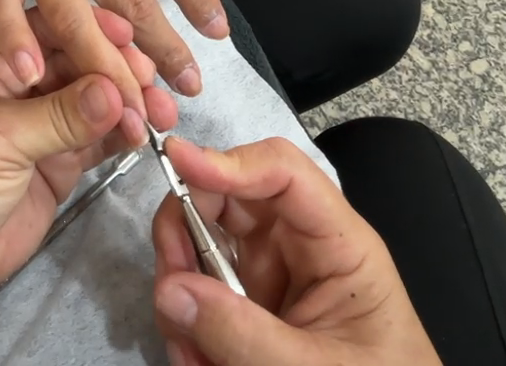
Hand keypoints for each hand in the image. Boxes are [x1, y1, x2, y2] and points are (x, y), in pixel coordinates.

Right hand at [0, 0, 227, 138]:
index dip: (199, 0)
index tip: (217, 34)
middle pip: (131, 2)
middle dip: (164, 52)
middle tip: (186, 91)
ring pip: (76, 20)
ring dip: (108, 69)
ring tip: (132, 109)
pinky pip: (6, 9)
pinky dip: (18, 41)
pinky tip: (33, 76)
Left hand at [0, 6, 180, 327]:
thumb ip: (60, 115)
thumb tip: (116, 91)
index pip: (46, 30)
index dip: (87, 28)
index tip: (129, 35)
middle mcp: (22, 84)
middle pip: (77, 62)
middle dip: (116, 69)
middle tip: (153, 80)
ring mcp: (42, 123)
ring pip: (93, 101)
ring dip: (128, 104)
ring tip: (162, 113)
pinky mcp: (58, 161)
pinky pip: (96, 139)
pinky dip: (122, 135)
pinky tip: (147, 135)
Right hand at [149, 137, 440, 365]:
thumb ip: (245, 334)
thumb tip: (168, 288)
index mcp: (337, 244)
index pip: (283, 173)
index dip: (228, 161)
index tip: (176, 162)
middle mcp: (295, 244)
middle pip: (224, 198)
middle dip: (184, 235)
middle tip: (170, 290)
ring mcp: (266, 271)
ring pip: (198, 243)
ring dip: (179, 289)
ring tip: (191, 355)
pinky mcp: (244, 301)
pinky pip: (196, 288)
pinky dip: (184, 320)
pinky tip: (197, 360)